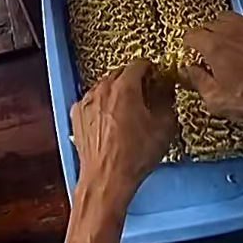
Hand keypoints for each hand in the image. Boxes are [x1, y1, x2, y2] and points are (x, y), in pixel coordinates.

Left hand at [72, 59, 175, 208]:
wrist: (106, 178)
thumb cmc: (135, 155)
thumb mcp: (163, 127)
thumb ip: (166, 100)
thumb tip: (166, 87)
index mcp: (125, 87)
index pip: (138, 64)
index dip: (149, 68)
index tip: (155, 75)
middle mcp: (102, 89)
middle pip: (119, 73)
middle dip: (133, 79)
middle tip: (144, 92)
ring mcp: (87, 100)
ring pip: (104, 86)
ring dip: (116, 91)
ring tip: (127, 108)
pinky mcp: (76, 114)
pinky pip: (92, 100)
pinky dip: (101, 104)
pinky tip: (109, 119)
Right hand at [183, 11, 242, 130]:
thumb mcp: (217, 101)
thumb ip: (197, 81)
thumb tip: (187, 71)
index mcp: (214, 46)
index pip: (190, 35)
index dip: (189, 47)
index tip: (193, 57)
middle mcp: (230, 30)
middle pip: (207, 25)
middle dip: (205, 39)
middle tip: (210, 56)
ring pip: (227, 17)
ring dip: (223, 29)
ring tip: (227, 45)